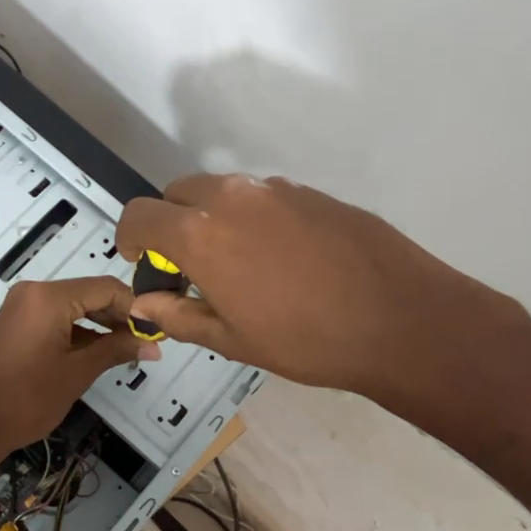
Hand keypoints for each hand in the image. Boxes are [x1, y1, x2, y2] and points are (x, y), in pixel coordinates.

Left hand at [0, 276, 158, 455]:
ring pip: (72, 307)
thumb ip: (116, 350)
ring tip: (127, 349)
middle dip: (118, 316)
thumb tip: (154, 345)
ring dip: (99, 325)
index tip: (157, 330)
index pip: (106, 288)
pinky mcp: (14, 324)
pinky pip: (54, 318)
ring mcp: (20, 307)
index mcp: (49, 297)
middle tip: (147, 341)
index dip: (135, 308)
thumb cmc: (27, 398)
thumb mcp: (77, 373)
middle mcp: (33, 292)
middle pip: (89, 294)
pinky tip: (97, 352)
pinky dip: (77, 331)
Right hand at [115, 174, 530, 415]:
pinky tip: (283, 260)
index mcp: (201, 234)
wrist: (400, 319)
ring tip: (239, 266)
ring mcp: (276, 189)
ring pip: (222, 191)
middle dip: (170, 224)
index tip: (143, 263)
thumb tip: (143, 303)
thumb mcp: (232, 339)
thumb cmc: (306, 341)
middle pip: (178, 194)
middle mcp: (232, 197)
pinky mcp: (312, 193)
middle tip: (189, 268)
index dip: (130, 239)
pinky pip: (263, 197)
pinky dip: (253, 218)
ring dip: (212, 219)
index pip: (139, 216)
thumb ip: (179, 315)